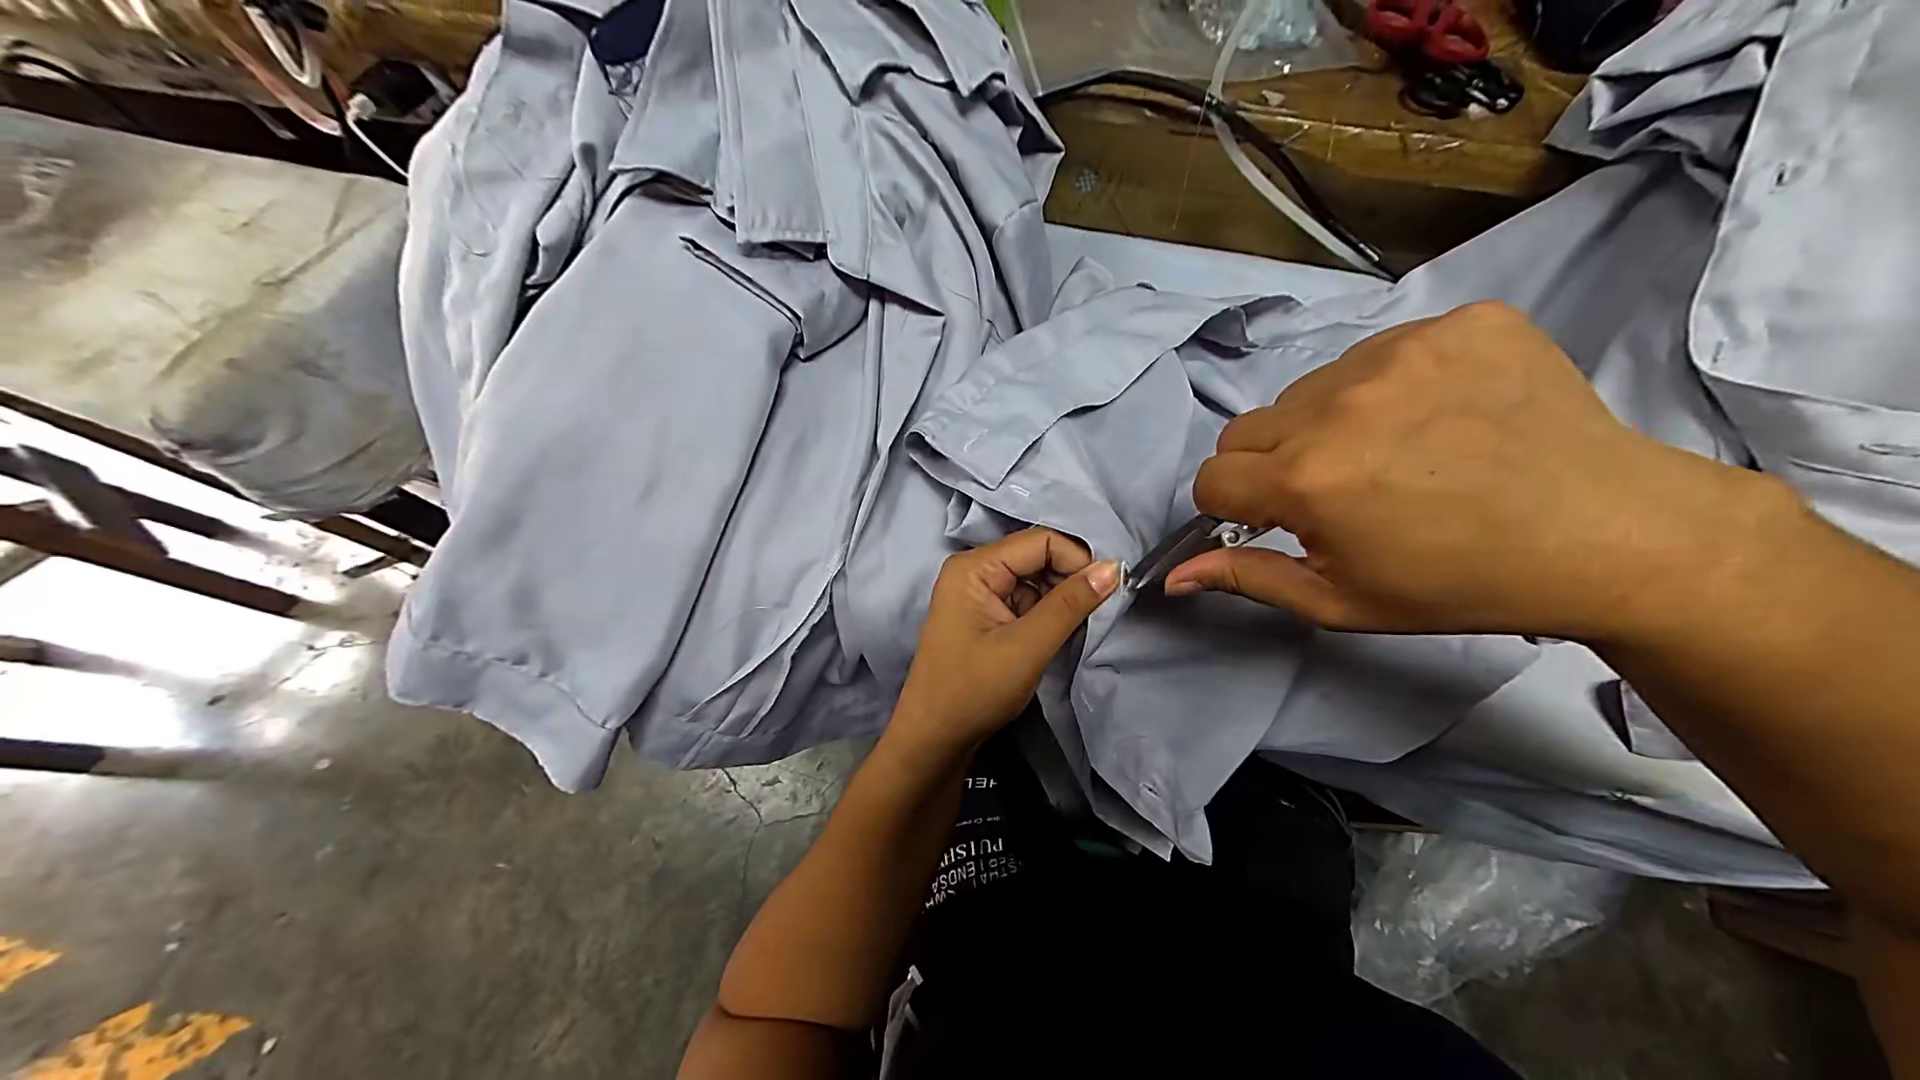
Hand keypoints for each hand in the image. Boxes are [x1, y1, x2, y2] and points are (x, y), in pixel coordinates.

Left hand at [887, 528, 1119, 759]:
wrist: (934, 738)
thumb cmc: (974, 691)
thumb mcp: (1028, 647)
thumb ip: (1070, 604)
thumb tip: (1113, 568)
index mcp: (974, 568)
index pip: (1040, 541)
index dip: (1077, 560)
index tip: (1106, 591)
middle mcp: (974, 570)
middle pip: (1038, 556)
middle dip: (1070, 579)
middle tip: (1094, 612)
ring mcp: (978, 593)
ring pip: (1035, 579)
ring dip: (1060, 599)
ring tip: (1074, 628)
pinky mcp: (985, 615)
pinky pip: (1026, 599)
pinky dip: (1047, 613)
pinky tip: (1054, 636)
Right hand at [1163, 302, 1795, 641]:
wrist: (1610, 533)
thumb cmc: (1460, 583)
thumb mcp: (1342, 600)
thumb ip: (1248, 578)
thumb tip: (1174, 574)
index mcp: (1307, 479)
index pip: (1212, 477)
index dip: (1235, 507)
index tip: (1277, 520)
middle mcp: (1337, 405)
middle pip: (1248, 429)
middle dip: (1271, 464)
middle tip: (1338, 490)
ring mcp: (1400, 353)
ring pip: (1309, 388)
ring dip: (1326, 422)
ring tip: (1396, 451)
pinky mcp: (1457, 323)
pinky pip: (1379, 352)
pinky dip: (1390, 386)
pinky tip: (1441, 416)